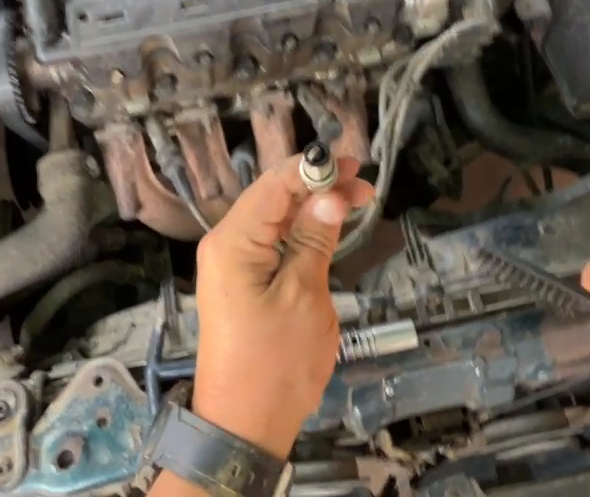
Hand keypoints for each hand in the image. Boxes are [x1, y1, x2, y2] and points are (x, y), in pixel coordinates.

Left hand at [190, 153, 374, 456]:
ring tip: (356, 200)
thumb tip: (330, 197)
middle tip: (363, 184)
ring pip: (276, 217)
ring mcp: (232, 262)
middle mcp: (226, 243)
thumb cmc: (273, 364)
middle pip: (274, 197)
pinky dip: (303, 230)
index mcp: (232, 241)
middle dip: (318, 186)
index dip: (313, 169)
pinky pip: (273, 240)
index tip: (352, 163)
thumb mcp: (303, 297)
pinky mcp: (243, 279)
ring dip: (314, 206)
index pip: (274, 185)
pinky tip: (329, 225)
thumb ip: (314, 240)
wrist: (243, 426)